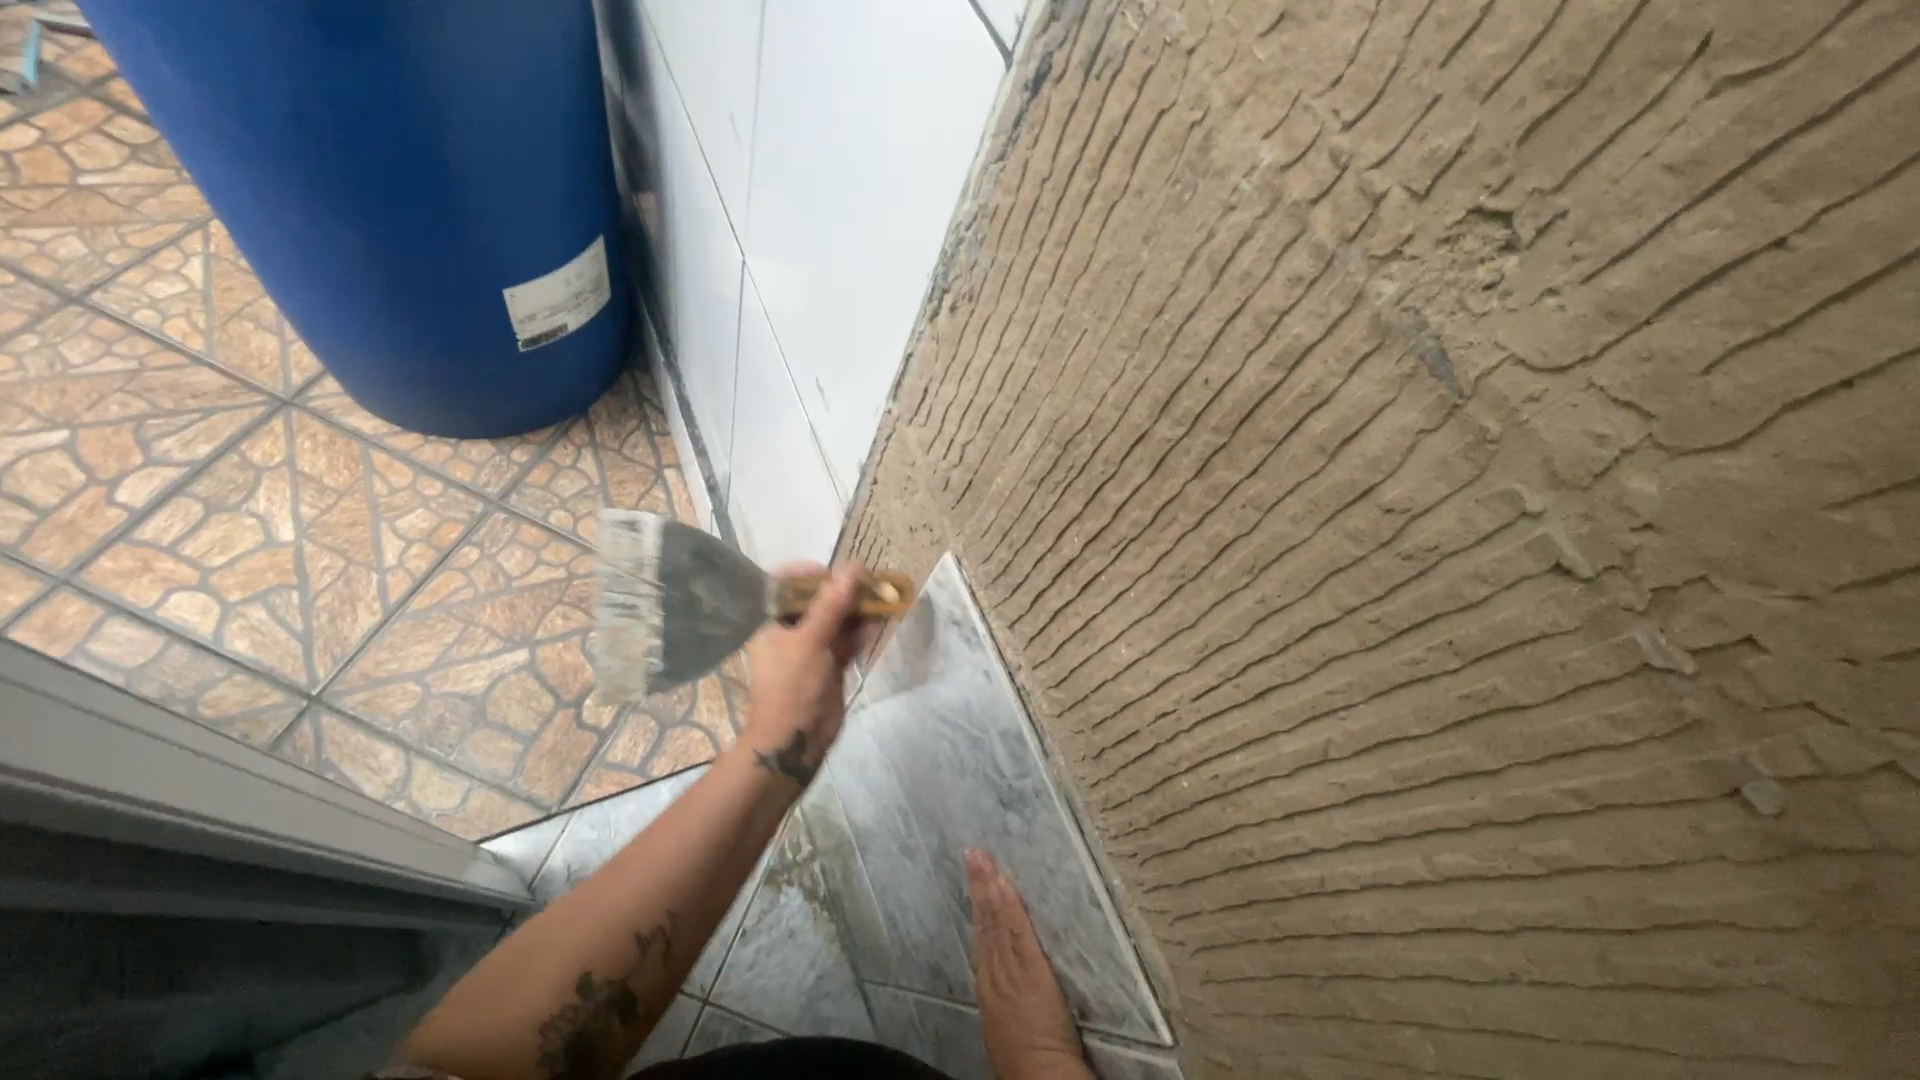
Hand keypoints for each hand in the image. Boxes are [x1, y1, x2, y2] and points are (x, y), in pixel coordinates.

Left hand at [740, 562, 867, 786]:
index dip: (810, 573)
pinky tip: (880, 618)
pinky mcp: (830, 663)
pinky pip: (847, 639)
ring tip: (880, 596)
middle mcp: (789, 630)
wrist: (795, 739)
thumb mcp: (809, 641)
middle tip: (868, 580)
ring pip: (836, 619)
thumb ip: (832, 605)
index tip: (836, 571)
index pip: (784, 584)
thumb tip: (853, 569)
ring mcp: (811, 647)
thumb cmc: (791, 686)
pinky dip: (862, 629)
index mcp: (770, 621)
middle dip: (841, 590)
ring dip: (857, 608)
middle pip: (815, 600)